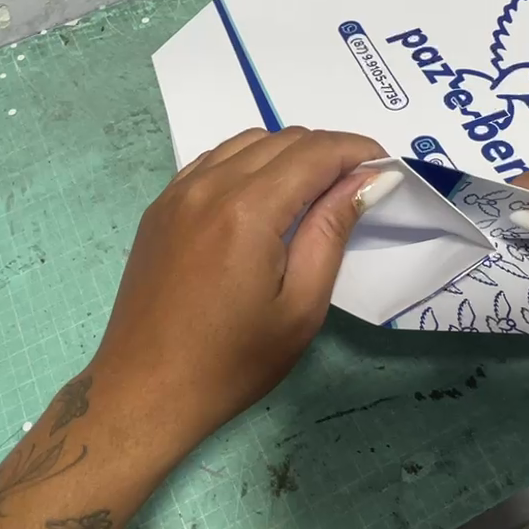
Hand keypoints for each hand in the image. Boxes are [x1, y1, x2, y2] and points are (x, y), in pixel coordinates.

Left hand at [90, 128, 395, 454]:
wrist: (145, 389)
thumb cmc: (232, 361)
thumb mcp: (301, 306)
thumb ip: (332, 231)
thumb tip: (366, 180)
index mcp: (248, 208)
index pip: (315, 152)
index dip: (356, 150)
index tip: (383, 166)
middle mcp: (210, 185)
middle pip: (283, 139)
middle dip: (327, 151)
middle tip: (354, 186)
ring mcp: (179, 191)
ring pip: (247, 142)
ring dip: (288, 153)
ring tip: (312, 191)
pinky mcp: (161, 206)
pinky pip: (214, 160)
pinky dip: (248, 162)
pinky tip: (261, 195)